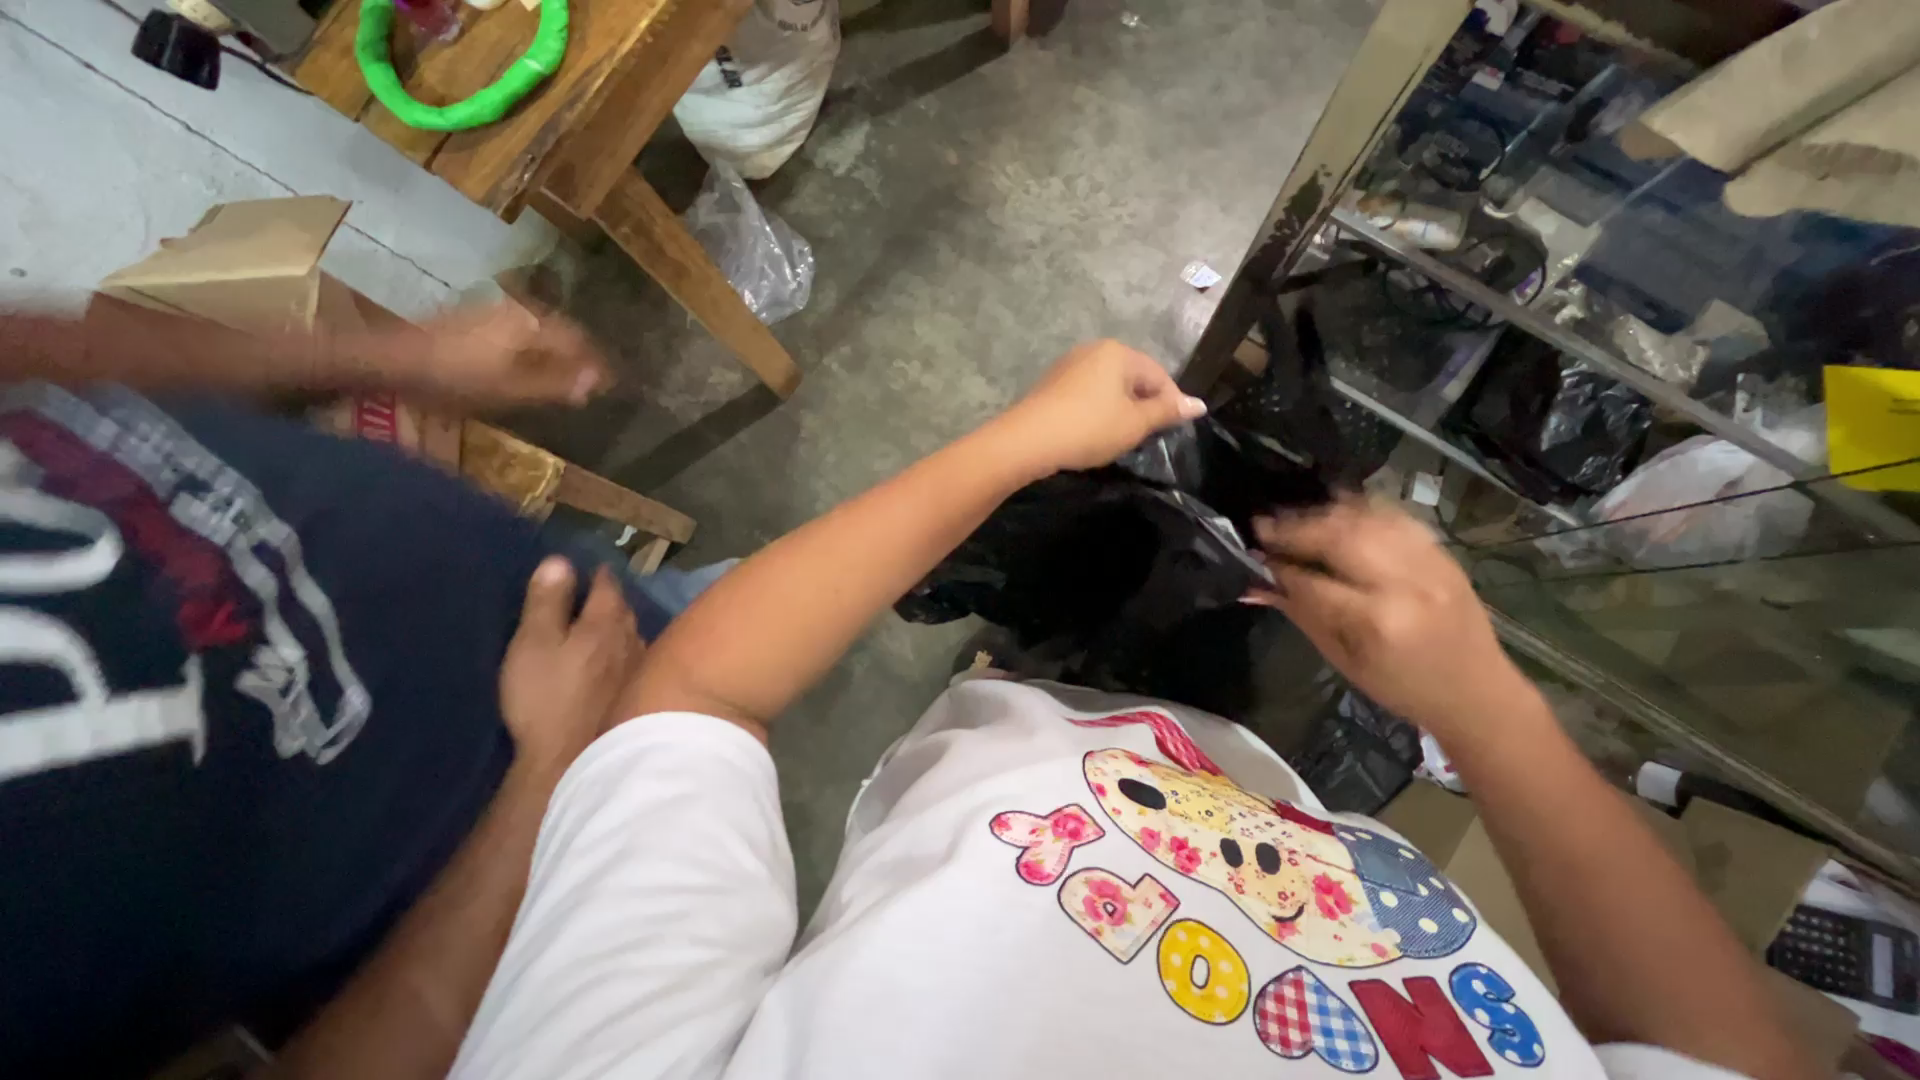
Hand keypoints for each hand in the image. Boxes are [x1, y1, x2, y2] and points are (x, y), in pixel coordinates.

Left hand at [380, 303, 611, 409]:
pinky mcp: (473, 316)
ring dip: (555, 347)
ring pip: (539, 327)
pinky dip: (533, 344)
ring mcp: (493, 309)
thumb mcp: (511, 389)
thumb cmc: (456, 378)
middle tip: (591, 376)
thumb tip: (597, 382)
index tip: (611, 381)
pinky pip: (519, 327)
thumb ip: (556, 384)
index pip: (579, 341)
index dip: (597, 363)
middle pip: (560, 330)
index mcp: (532, 325)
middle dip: (579, 351)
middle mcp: (517, 310)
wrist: (390, 359)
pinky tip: (528, 360)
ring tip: (564, 370)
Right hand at [499, 558, 642, 778]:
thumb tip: (559, 561)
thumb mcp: (534, 644)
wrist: (574, 760)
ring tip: (612, 624)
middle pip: (625, 611)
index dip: (599, 576)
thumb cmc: (547, 699)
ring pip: (635, 636)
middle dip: (614, 600)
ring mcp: (641, 669)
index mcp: (604, 624)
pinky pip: (639, 662)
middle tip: (604, 593)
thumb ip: (546, 602)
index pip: (607, 588)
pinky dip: (628, 653)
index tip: (596, 568)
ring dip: (624, 626)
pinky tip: (624, 662)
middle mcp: (631, 641)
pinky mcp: (643, 696)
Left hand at [993, 340, 1207, 473]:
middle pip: (1133, 378)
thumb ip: (1167, 411)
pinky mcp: (1052, 385)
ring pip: (1108, 387)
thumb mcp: (1134, 423)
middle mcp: (1093, 350)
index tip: (1173, 430)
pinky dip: (1096, 411)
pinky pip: (1086, 395)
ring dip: (1120, 409)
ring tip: (1121, 436)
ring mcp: (1069, 366)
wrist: (1027, 440)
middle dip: (1144, 405)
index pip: (1158, 375)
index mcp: (1119, 353)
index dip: (1171, 402)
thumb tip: (1198, 404)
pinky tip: (1094, 432)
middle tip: (1147, 436)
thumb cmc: (1089, 428)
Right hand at [1243, 498, 1536, 741]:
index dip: (1277, 566)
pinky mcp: (1442, 553)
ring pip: (1366, 519)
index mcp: (1376, 622)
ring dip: (1324, 513)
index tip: (1252, 555)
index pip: (1311, 581)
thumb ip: (1300, 613)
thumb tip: (1256, 583)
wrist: (1476, 692)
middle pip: (1339, 537)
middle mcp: (1404, 584)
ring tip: (1295, 517)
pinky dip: (1361, 510)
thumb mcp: (1342, 660)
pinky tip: (1337, 512)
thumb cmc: (1402, 688)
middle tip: (1263, 526)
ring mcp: (1428, 563)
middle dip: (1295, 528)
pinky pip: (1394, 517)